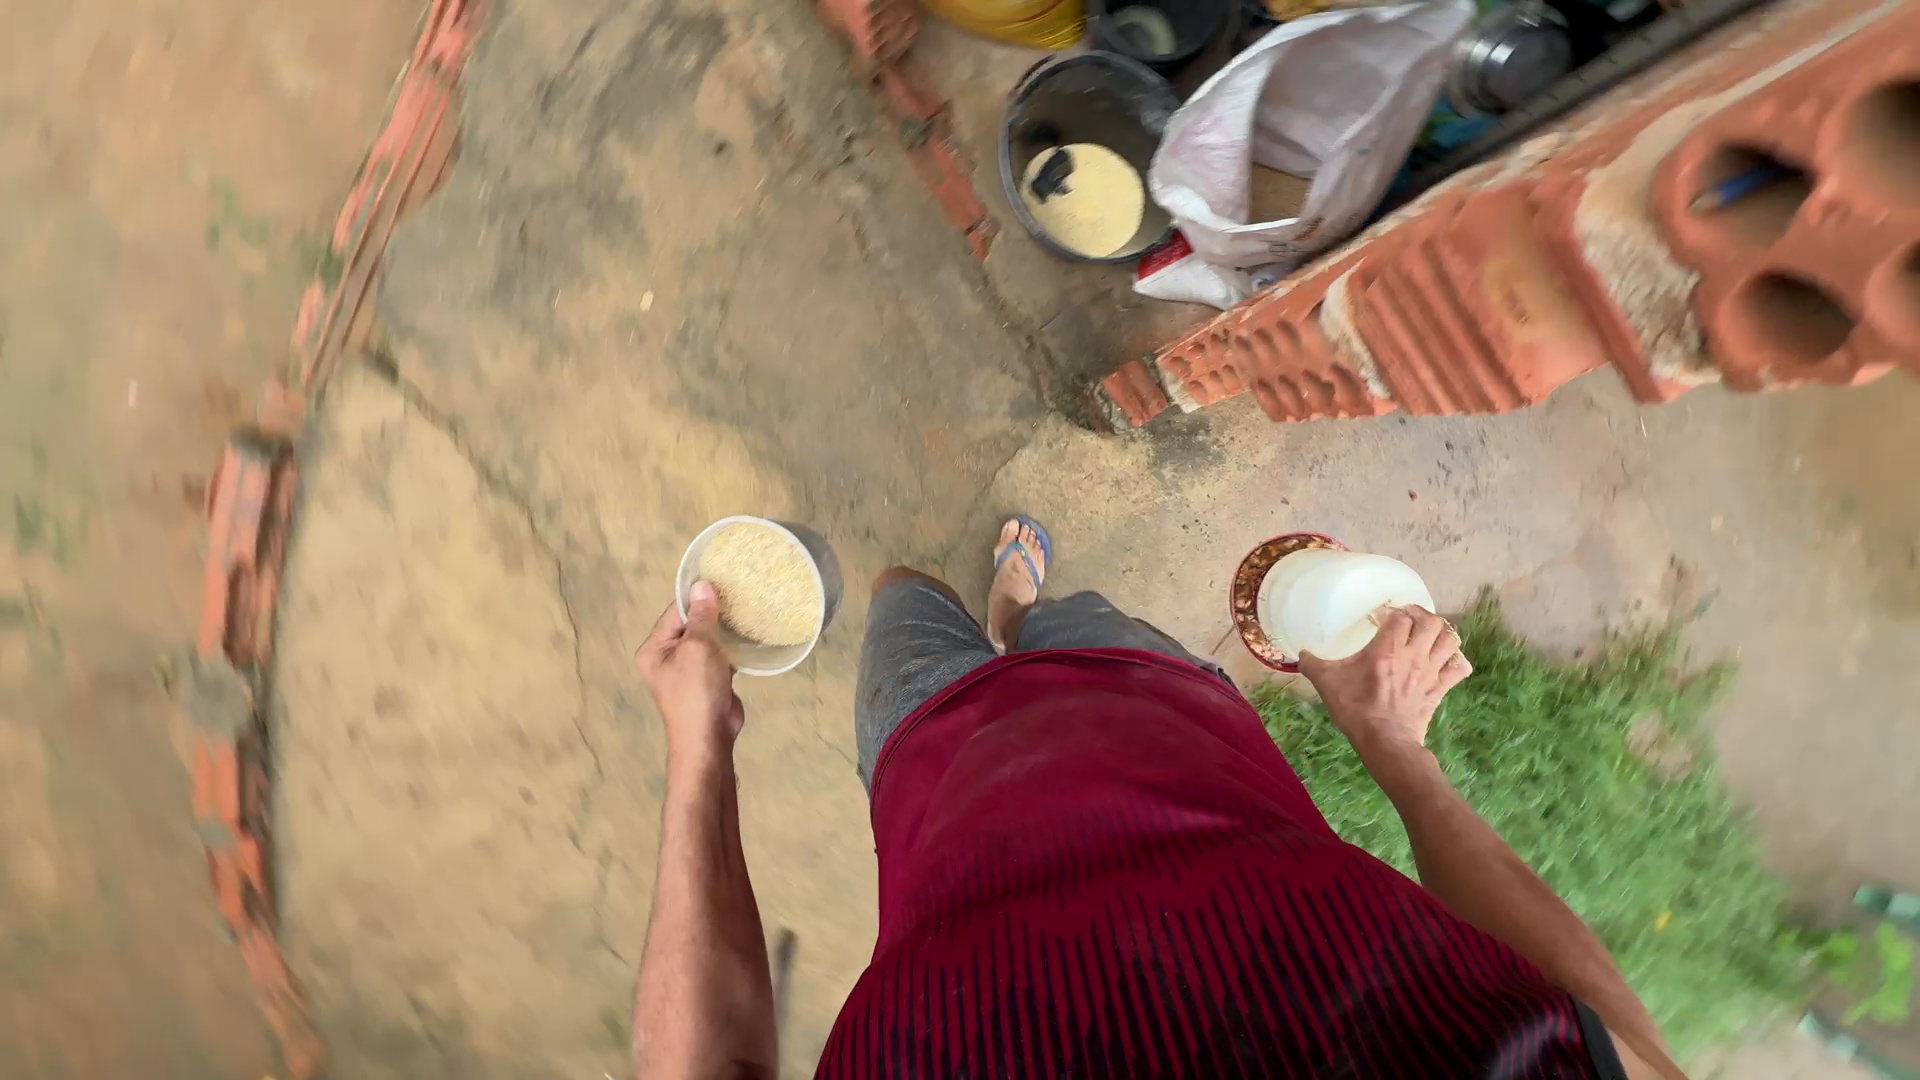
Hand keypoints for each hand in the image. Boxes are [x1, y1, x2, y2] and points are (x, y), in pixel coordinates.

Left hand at [636, 581, 744, 762]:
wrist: (709, 738)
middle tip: (739, 594)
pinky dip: (730, 645)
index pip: (676, 611)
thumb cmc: (697, 691)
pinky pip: (718, 654)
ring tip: (746, 610)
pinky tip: (747, 635)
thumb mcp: (698, 648)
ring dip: (723, 629)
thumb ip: (701, 617)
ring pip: (707, 639)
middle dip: (713, 611)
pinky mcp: (708, 679)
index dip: (698, 597)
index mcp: (654, 648)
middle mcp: (667, 656)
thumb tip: (702, 584)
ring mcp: (688, 669)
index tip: (723, 582)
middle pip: (691, 624)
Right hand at [1298, 605, 1471, 759]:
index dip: (1392, 612)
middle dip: (1420, 615)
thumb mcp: (1326, 682)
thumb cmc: (1355, 708)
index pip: (1401, 617)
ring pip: (1450, 640)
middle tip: (1406, 618)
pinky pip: (1460, 667)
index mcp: (1386, 650)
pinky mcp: (1441, 688)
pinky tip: (1442, 659)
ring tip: (1426, 633)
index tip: (1379, 618)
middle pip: (1432, 622)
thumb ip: (1311, 664)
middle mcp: (1413, 656)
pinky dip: (1455, 658)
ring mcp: (1431, 672)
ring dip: (1440, 632)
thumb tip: (1301, 653)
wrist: (1384, 741)